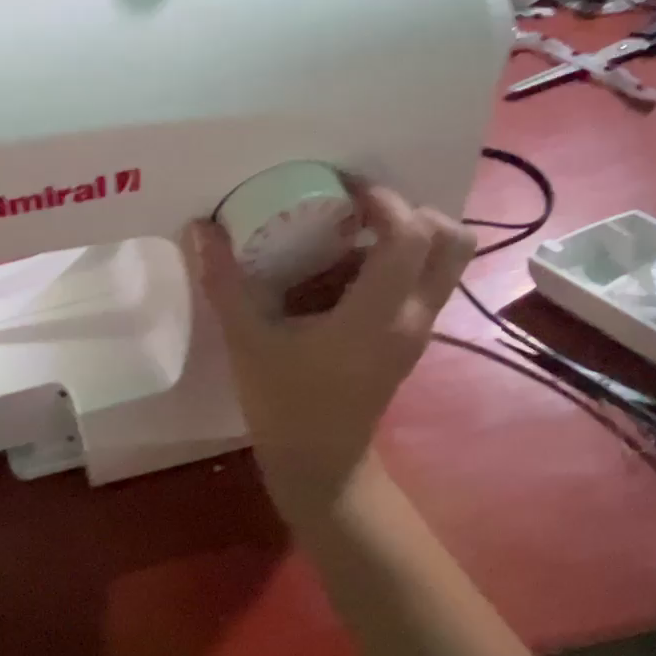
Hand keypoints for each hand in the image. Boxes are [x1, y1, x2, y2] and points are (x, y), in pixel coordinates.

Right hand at [191, 184, 473, 509]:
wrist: (319, 466)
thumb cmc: (285, 405)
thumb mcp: (247, 342)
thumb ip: (225, 282)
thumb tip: (201, 228)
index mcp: (378, 314)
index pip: (410, 234)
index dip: (382, 199)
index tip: (340, 188)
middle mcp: (413, 316)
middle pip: (454, 241)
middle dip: (413, 211)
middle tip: (359, 212)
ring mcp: (417, 331)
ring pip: (443, 264)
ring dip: (403, 239)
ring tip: (344, 242)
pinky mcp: (408, 342)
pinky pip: (419, 286)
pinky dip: (392, 268)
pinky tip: (336, 282)